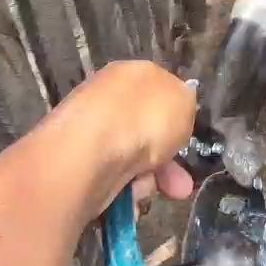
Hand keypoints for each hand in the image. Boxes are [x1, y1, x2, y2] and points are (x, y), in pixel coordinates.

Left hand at [38, 60, 196, 215]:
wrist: (92, 151)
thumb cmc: (144, 118)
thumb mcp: (184, 100)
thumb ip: (184, 101)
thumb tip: (176, 106)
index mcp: (133, 73)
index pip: (159, 93)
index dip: (177, 118)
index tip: (186, 138)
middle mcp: (110, 97)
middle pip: (147, 131)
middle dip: (168, 160)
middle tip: (181, 183)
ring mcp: (92, 130)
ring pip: (134, 158)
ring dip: (151, 177)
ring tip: (157, 190)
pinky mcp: (79, 161)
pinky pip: (114, 176)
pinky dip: (127, 187)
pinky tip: (132, 192)